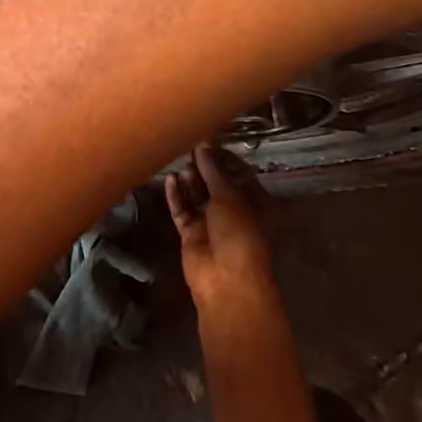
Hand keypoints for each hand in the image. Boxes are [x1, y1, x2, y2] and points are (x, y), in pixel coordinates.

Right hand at [166, 145, 274, 307]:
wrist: (225, 281)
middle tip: (188, 146)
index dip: (223, 159)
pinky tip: (170, 179)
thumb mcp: (228, 197)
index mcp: (251, 203)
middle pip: (215, 185)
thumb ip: (213, 170)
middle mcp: (231, 213)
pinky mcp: (191, 235)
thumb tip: (203, 145)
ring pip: (197, 197)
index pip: (237, 175)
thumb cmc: (238, 233)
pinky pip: (182, 210)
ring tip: (178, 159)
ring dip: (189, 180)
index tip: (208, 140)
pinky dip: (176, 196)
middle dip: (203, 168)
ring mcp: (210, 224)